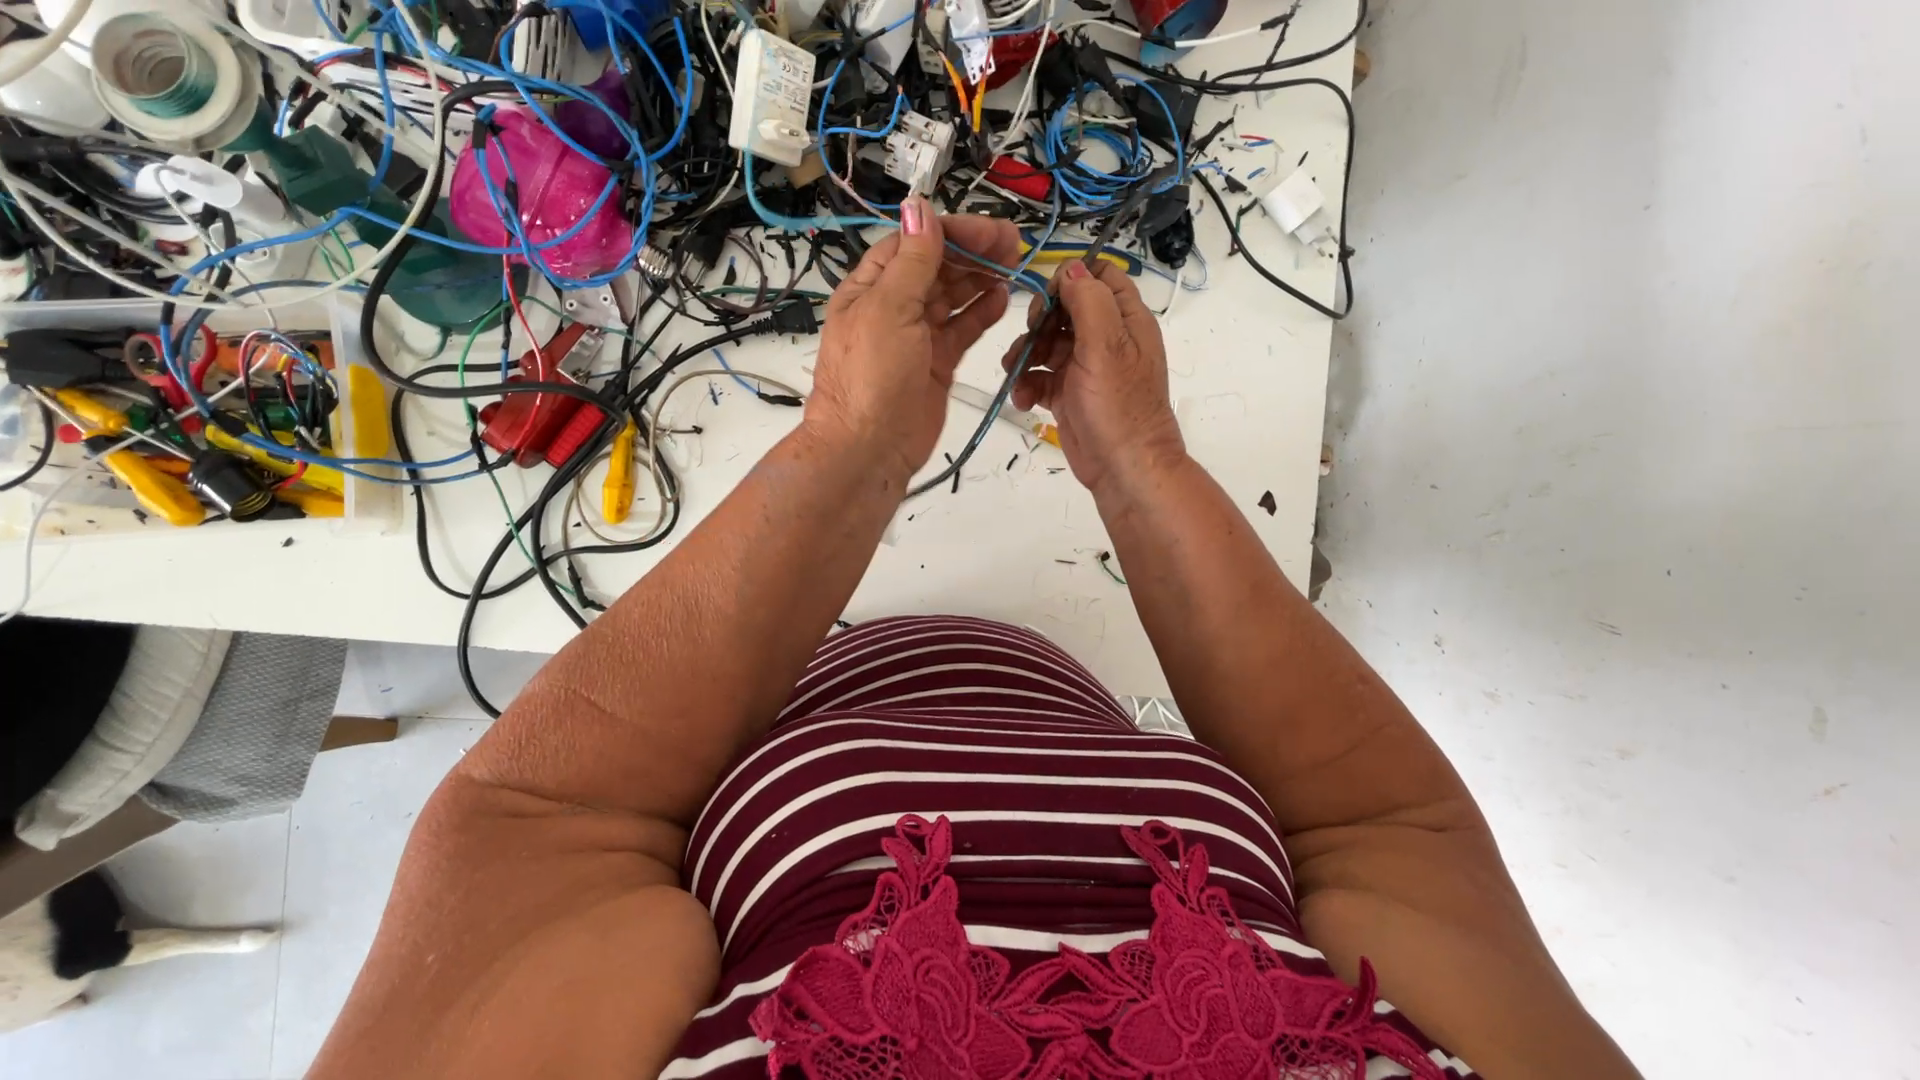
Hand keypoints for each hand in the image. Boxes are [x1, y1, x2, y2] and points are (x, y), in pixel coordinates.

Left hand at [806, 197, 1019, 478]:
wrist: (868, 449)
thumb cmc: (870, 379)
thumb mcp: (888, 310)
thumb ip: (912, 261)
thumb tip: (918, 207)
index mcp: (871, 288)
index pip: (913, 243)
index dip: (950, 231)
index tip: (987, 230)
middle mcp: (893, 307)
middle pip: (937, 266)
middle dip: (972, 252)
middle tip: (1013, 245)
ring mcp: (916, 336)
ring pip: (953, 295)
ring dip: (981, 278)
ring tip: (1014, 267)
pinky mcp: (937, 362)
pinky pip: (962, 329)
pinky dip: (981, 313)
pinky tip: (1001, 300)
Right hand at [1002, 259, 1185, 494]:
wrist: (1123, 468)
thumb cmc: (1118, 405)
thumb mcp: (1106, 345)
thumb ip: (1088, 300)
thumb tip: (1071, 267)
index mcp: (1125, 319)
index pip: (1099, 275)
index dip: (1071, 279)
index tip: (1050, 299)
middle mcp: (1106, 338)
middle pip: (1064, 308)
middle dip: (1040, 320)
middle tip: (1034, 338)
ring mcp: (1085, 367)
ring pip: (1046, 342)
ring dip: (1025, 354)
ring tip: (1017, 373)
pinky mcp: (1067, 394)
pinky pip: (1039, 376)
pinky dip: (1026, 384)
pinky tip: (1023, 399)